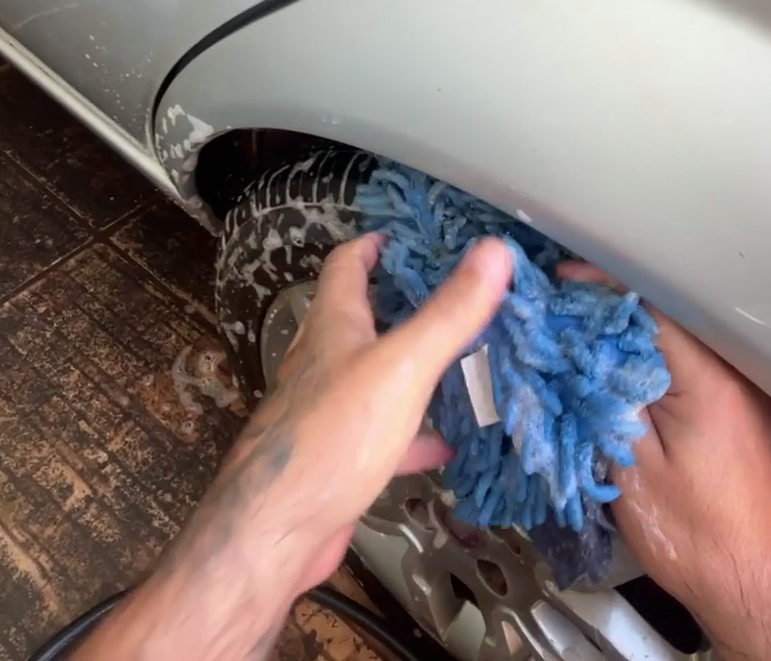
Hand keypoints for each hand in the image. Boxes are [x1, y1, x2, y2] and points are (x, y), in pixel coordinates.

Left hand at [78, 234, 511, 660]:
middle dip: (408, 301)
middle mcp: (327, 358)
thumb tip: (494, 250)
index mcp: (334, 323)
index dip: (376, 244)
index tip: (411, 238)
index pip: (348, 263)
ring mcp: (330, 407)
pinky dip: (416, 429)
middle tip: (458, 295)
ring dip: (416, 364)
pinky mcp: (340, 453)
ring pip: (379, 372)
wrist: (276, 533)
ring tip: (465, 359)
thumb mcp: (402, 366)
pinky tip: (450, 441)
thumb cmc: (333, 435)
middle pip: (366, 314)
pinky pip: (386, 429)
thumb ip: (449, 312)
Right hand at [570, 264, 770, 660]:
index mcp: (709, 380)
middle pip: (669, 312)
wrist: (749, 586)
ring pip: (682, 332)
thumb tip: (580, 346)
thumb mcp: (631, 465)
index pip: (652, 307)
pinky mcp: (744, 405)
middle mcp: (736, 373)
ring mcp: (746, 388)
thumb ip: (606, 396)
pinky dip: (657, 350)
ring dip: (634, 325)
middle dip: (614, 303)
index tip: (564, 281)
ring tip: (588, 323)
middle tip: (567, 301)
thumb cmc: (689, 533)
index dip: (604, 288)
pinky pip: (695, 358)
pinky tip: (626, 359)